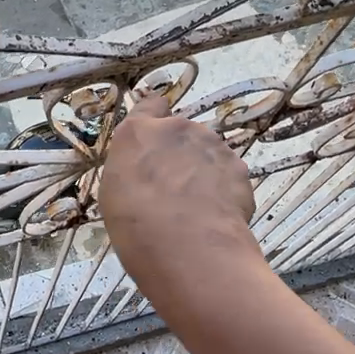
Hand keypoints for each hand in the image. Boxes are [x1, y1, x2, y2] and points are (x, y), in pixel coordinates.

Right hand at [99, 95, 258, 281]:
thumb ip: (131, 169)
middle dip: (178, 154)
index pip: (149, 106)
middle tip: (170, 190)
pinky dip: (222, 191)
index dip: (153, 119)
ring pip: (207, 154)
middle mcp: (179, 129)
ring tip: (195, 209)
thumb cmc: (135, 223)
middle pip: (180, 134)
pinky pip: (227, 176)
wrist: (188, 247)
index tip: (153, 138)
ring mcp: (214, 147)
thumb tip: (148, 171)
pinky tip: (214, 217)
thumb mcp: (114, 192)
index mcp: (139, 133)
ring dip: (201, 172)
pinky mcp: (240, 169)